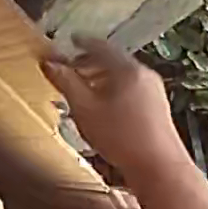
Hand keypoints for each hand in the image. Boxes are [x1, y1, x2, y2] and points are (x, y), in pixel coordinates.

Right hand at [41, 35, 193, 183]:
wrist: (158, 168)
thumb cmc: (120, 135)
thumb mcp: (83, 107)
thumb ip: (65, 81)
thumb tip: (48, 62)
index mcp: (127, 70)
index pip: (100, 46)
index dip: (81, 42)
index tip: (68, 40)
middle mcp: (143, 75)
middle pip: (110, 60)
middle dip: (86, 63)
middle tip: (66, 68)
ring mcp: (152, 91)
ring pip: (119, 75)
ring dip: (96, 77)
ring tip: (77, 88)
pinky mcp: (155, 107)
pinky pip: (127, 87)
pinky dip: (109, 88)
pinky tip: (97, 104)